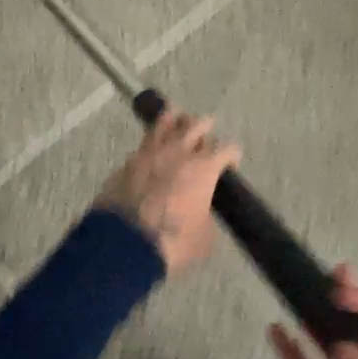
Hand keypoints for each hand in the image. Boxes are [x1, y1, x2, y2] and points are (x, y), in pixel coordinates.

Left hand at [94, 107, 239, 273]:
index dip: (232, 154)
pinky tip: (153, 143)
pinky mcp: (128, 159)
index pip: (226, 148)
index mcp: (204, 168)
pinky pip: (145, 140)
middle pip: (196, 124)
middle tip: (205, 133)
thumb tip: (200, 209)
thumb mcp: (204, 236)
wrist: (126, 241)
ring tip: (177, 117)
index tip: (231, 161)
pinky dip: (153, 138)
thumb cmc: (174, 241)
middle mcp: (179, 152)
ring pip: (165, 121)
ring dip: (175, 119)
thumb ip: (205, 213)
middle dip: (204, 127)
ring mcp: (151, 152)